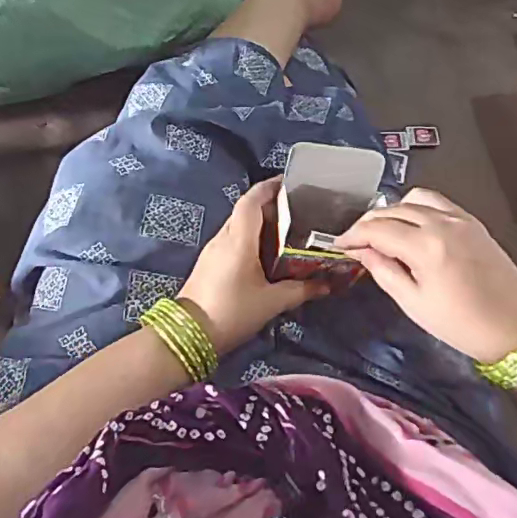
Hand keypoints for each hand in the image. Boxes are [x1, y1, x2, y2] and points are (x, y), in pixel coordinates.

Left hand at [179, 177, 327, 352]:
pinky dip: (249, 240)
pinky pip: (231, 241)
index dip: (269, 187)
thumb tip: (327, 286)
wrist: (189, 334)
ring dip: (258, 224)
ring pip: (237, 226)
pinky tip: (264, 254)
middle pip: (245, 211)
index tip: (289, 183)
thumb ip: (301, 290)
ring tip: (285, 231)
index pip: (251, 200)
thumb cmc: (232, 312)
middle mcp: (223, 238)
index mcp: (238, 240)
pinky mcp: (208, 264)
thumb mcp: (271, 302)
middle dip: (269, 206)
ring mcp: (212, 251)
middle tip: (296, 211)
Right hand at [334, 188, 516, 363]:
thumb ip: (384, 270)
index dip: (353, 235)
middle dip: (368, 223)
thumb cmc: (461, 324)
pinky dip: (415, 207)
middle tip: (356, 242)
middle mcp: (443, 223)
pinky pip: (436, 202)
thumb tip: (362, 251)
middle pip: (392, 210)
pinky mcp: (473, 221)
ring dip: (391, 211)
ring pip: (414, 199)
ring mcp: (461, 219)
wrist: (515, 328)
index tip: (340, 245)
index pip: (377, 229)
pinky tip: (409, 226)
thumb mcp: (413, 303)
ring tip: (381, 232)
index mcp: (426, 246)